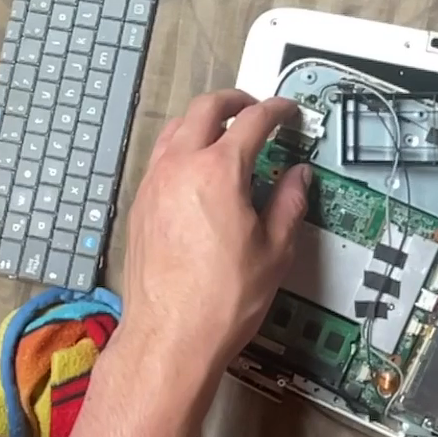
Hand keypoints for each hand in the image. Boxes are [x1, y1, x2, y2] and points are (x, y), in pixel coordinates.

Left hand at [114, 90, 310, 381]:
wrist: (170, 335)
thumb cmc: (221, 300)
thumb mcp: (274, 251)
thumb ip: (289, 203)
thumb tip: (298, 177)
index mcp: (218, 171)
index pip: (252, 121)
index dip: (276, 110)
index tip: (287, 112)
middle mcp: (179, 167)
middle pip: (205, 108)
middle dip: (234, 101)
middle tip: (254, 109)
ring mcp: (154, 183)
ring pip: (175, 127)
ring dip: (202, 120)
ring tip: (223, 133)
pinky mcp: (140, 203)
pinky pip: (160, 156)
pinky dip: (181, 146)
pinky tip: (196, 168)